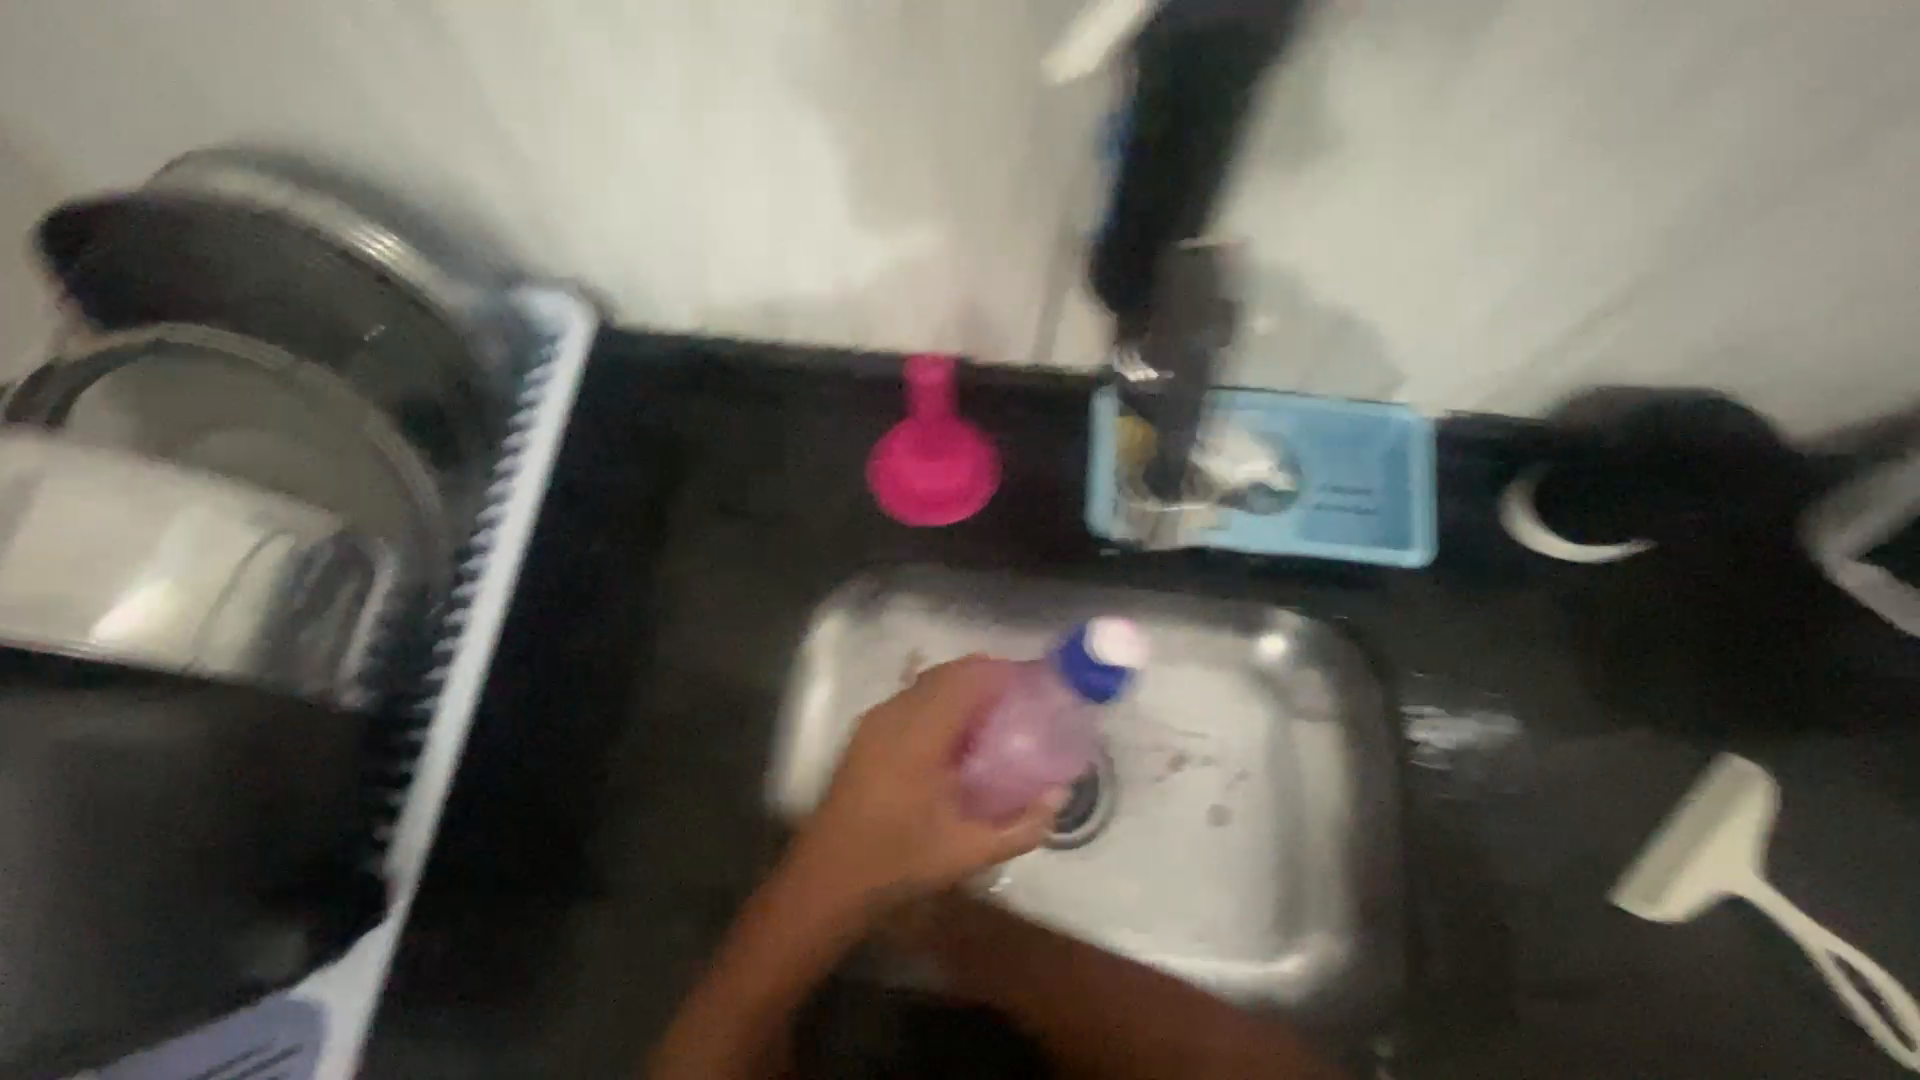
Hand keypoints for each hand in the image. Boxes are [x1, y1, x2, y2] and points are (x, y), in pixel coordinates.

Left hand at [785, 655, 1063, 916]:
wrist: (829, 877)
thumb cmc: (899, 861)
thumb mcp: (968, 852)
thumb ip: (1020, 826)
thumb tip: (1058, 796)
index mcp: (921, 733)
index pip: (968, 678)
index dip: (1004, 673)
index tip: (1035, 684)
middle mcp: (895, 714)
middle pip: (948, 673)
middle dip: (987, 678)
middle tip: (1021, 700)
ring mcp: (875, 721)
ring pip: (926, 682)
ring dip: (961, 688)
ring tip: (994, 714)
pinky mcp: (865, 733)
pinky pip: (909, 699)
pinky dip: (938, 701)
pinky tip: (955, 735)